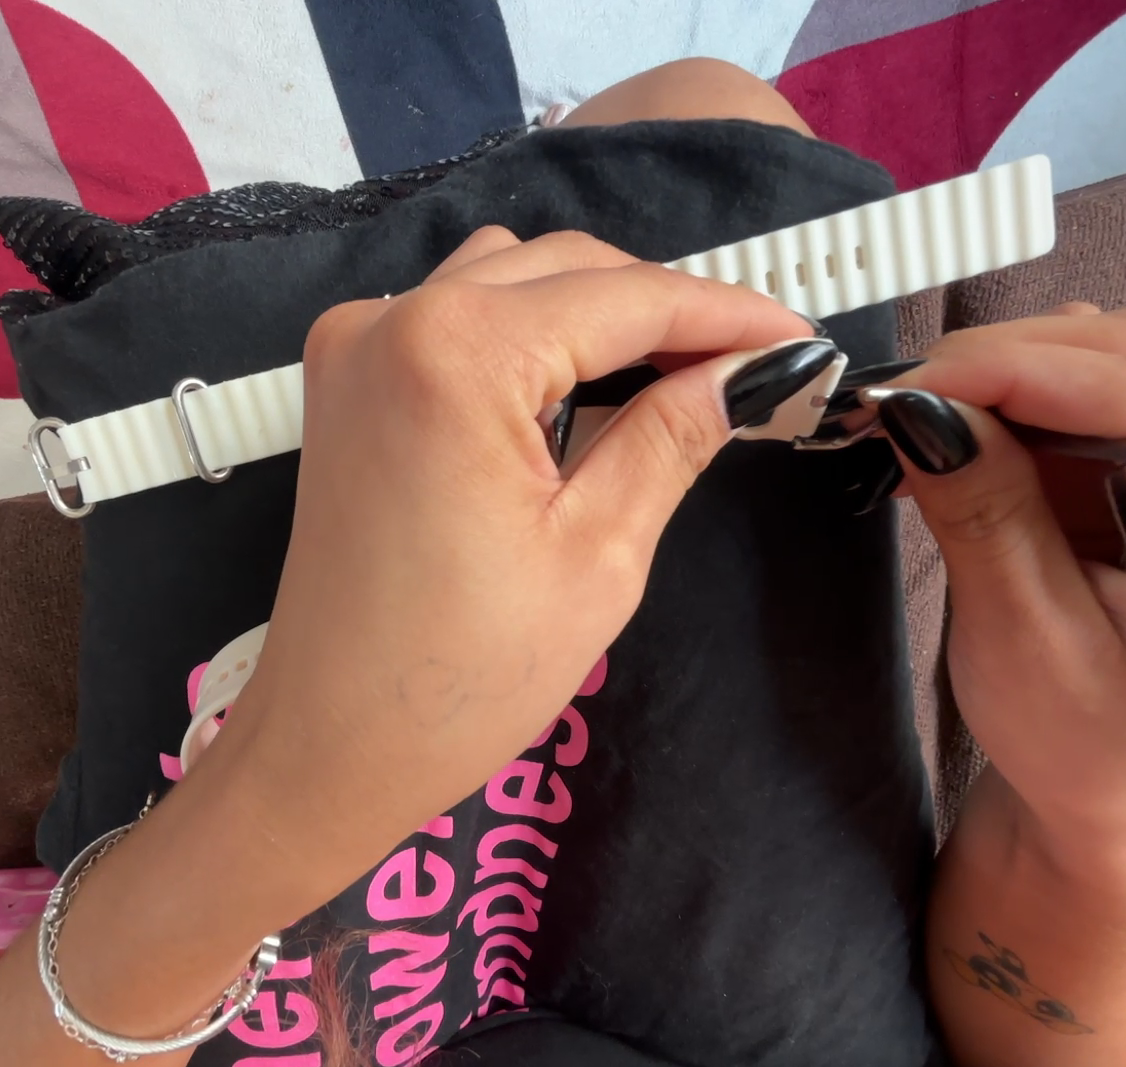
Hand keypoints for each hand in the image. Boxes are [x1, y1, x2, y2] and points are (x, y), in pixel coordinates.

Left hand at [193, 227, 809, 868]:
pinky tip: (566, 394)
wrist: (331, 737)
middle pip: (562, 270)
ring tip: (657, 384)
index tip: (794, 339)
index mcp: (456, 352)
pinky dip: (521, 339)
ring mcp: (354, 347)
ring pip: (505, 281)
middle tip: (739, 370)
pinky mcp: (342, 385)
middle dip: (660, 312)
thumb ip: (671, 436)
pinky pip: (450, 321)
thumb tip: (746, 370)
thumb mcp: (596, 555)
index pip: (624, 298)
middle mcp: (390, 320)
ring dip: (590, 316)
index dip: (724, 312)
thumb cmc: (462, 674)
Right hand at [878, 306, 1125, 858]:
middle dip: (999, 367)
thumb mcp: (1022, 638)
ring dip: (1003, 381)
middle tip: (886, 405)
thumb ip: (981, 510)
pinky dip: (1018, 403)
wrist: (1116, 796)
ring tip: (915, 427)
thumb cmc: (1083, 748)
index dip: (1013, 372)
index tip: (892, 391)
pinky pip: (1106, 397)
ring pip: (1123, 362)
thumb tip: (914, 409)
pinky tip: (964, 436)